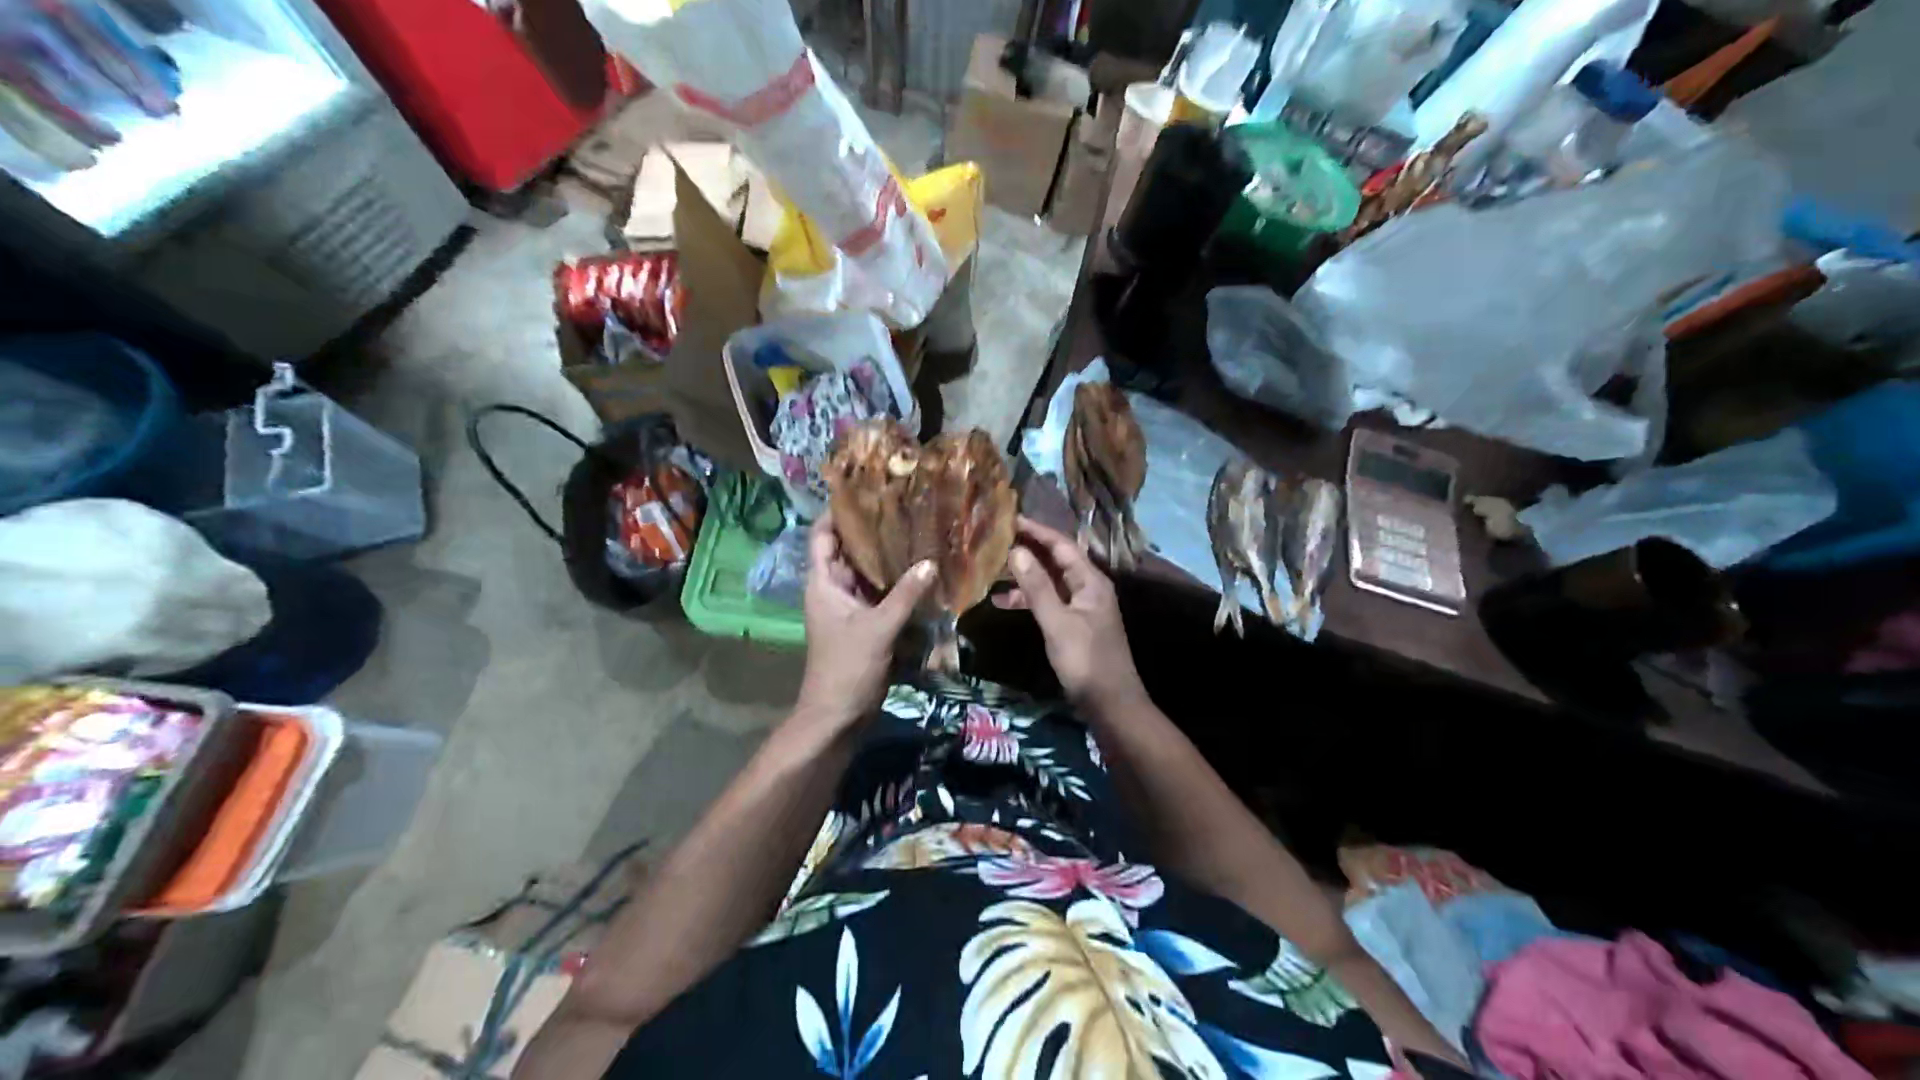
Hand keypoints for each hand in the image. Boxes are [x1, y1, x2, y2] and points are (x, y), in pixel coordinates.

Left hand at [794, 513, 935, 729]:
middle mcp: (834, 589)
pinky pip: (880, 595)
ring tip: (918, 531)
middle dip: (872, 531)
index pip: (823, 536)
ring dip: (887, 558)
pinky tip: (921, 571)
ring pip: (867, 573)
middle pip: (849, 551)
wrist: (837, 716)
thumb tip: (930, 562)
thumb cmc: (847, 667)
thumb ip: (905, 595)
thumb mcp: (877, 629)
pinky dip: (896, 583)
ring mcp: (850, 608)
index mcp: (823, 583)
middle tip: (905, 507)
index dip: (837, 512)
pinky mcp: (865, 624)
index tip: (865, 490)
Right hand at [994, 516, 1146, 713]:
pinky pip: (1049, 601)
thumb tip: (1017, 551)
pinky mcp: (1074, 624)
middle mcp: (1088, 588)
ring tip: (993, 570)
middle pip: (1056, 560)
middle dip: (1028, 550)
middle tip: (996, 539)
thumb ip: (1037, 587)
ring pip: (1050, 581)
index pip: (1061, 545)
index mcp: (1091, 581)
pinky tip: (1003, 602)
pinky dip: (1028, 599)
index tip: (1009, 519)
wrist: (1110, 703)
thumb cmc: (1086, 661)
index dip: (1036, 531)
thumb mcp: (1057, 622)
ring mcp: (1082, 606)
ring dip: (1024, 576)